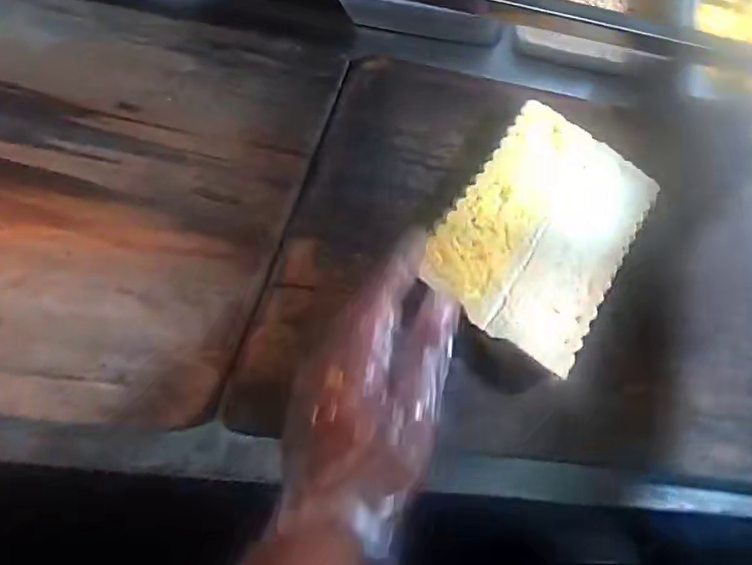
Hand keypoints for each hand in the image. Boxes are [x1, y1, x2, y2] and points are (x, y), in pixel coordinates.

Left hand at [261, 235, 459, 562]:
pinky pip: (339, 330)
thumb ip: (427, 350)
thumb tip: (442, 298)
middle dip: (389, 273)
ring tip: (404, 279)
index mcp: (357, 351)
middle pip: (360, 296)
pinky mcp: (309, 383)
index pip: (381, 290)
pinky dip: (363, 315)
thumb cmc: (381, 464)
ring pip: (347, 312)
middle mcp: (328, 348)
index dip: (402, 261)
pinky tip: (378, 321)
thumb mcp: (417, 410)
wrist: (326, 515)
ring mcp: (313, 366)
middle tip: (418, 254)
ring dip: (375, 293)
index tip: (422, 235)